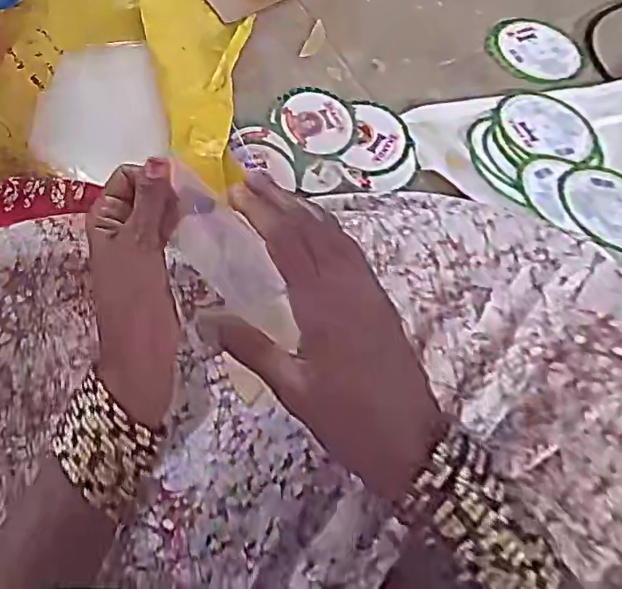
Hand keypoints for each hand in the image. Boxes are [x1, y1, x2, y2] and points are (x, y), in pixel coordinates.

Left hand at [88, 160, 181, 427]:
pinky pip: (164, 228)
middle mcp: (116, 226)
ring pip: (155, 209)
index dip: (151, 176)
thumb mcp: (141, 245)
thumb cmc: (136, 302)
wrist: (142, 362)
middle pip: (142, 189)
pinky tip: (194, 225)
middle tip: (193, 203)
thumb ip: (150, 201)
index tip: (178, 189)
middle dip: (165, 190)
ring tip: (198, 213)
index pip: (127, 175)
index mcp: (103, 218)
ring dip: (174, 205)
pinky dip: (177, 222)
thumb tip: (158, 158)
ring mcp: (135, 244)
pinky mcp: (152, 260)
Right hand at [202, 175, 445, 502]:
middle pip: (309, 227)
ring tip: (275, 189)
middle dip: (278, 198)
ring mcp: (366, 287)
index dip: (260, 212)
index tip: (235, 191)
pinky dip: (326, 225)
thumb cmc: (350, 419)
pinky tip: (315, 224)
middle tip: (249, 176)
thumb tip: (206, 319)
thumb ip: (251, 348)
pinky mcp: (377, 295)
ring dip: (302, 206)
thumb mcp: (294, 391)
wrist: (415, 444)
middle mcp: (345, 284)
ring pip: (332, 232)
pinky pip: (348, 246)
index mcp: (322, 303)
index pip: (286, 242)